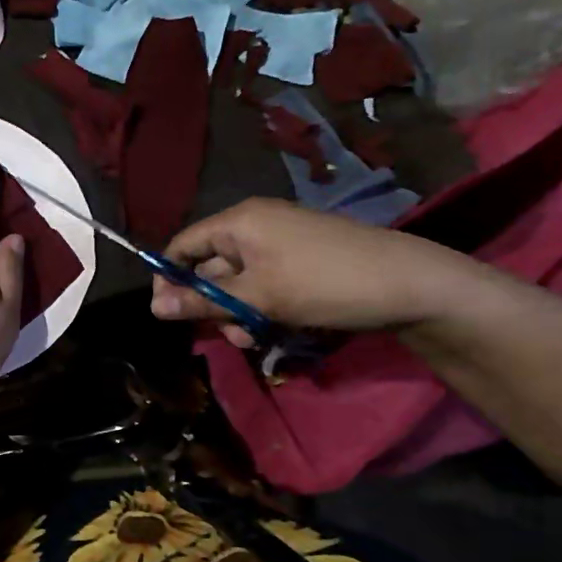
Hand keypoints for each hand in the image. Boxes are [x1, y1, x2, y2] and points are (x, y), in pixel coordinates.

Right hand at [150, 198, 480, 346]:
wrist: (408, 284)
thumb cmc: (323, 283)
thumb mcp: (258, 297)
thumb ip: (204, 302)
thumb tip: (153, 307)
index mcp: (239, 222)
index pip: (183, 245)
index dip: (169, 278)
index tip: (167, 315)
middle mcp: (255, 226)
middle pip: (210, 267)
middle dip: (213, 306)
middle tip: (230, 336)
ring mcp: (280, 244)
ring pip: (239, 283)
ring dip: (239, 314)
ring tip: (257, 339)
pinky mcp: (300, 263)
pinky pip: (265, 286)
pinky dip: (263, 310)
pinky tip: (277, 331)